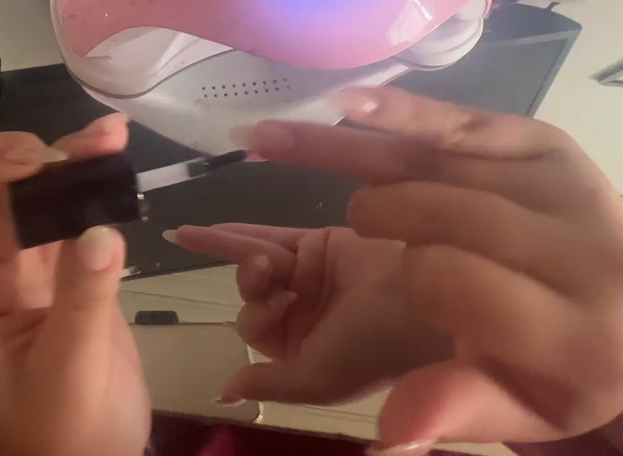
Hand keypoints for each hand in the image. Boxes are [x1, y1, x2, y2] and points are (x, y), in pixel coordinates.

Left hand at [0, 116, 147, 455]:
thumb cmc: (67, 437)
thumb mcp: (69, 376)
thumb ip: (82, 301)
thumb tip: (101, 230)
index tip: (35, 159)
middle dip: (21, 158)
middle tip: (67, 148)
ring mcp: (15, 265)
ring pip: (25, 192)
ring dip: (62, 160)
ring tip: (107, 136)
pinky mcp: (54, 264)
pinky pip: (63, 210)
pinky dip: (86, 181)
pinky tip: (112, 152)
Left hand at [168, 223, 451, 405]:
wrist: (423, 294)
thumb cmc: (372, 347)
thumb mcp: (319, 379)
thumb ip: (271, 383)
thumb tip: (224, 390)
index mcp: (301, 350)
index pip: (255, 328)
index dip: (259, 313)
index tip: (284, 302)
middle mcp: (301, 314)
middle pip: (252, 293)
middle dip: (254, 283)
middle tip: (276, 276)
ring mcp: (306, 276)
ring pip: (257, 262)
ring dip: (248, 257)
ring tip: (262, 257)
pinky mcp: (314, 243)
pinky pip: (266, 235)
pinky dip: (234, 234)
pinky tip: (199, 233)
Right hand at [216, 88, 622, 450]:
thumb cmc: (564, 364)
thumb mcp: (520, 407)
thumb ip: (452, 409)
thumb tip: (384, 437)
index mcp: (579, 332)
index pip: (454, 281)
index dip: (414, 276)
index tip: (412, 280)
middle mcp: (580, 248)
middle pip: (437, 211)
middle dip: (382, 213)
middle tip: (361, 224)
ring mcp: (561, 183)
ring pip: (431, 158)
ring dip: (340, 146)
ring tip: (265, 138)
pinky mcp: (541, 140)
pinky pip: (453, 119)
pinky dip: (394, 111)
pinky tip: (345, 104)